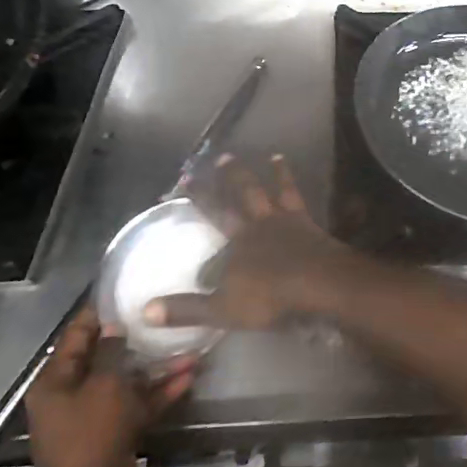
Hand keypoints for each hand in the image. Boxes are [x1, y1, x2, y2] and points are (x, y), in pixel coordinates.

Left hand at [24, 308, 195, 466]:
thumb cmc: (90, 434)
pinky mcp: (116, 431)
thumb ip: (112, 353)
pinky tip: (189, 377)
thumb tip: (116, 329)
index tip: (123, 293)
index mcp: (55, 380)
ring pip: (128, 382)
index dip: (98, 314)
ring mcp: (95, 414)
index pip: (75, 336)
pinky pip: (139, 404)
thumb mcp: (104, 385)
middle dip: (136, 341)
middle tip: (162, 316)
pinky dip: (160, 392)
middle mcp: (72, 394)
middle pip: (105, 358)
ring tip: (190, 349)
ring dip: (157, 368)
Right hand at [147, 155, 361, 329]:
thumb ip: (187, 308)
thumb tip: (146, 311)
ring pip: (277, 191)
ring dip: (275, 173)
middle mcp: (262, 224)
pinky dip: (295, 184)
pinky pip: (301, 200)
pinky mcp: (312, 226)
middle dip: (231, 177)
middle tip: (222, 157)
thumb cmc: (270, 297)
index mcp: (239, 241)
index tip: (184, 179)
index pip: (214, 214)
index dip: (199, 197)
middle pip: (244, 194)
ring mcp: (290, 223)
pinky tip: (297, 177)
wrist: (320, 284)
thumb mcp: (223, 309)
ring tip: (274, 155)